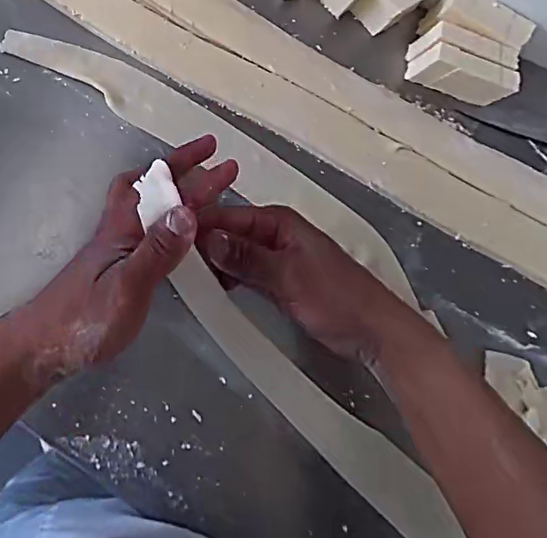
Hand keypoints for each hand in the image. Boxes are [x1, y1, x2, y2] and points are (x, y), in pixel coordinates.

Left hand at [7, 135, 237, 387]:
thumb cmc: (84, 319)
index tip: (214, 150)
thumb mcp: (127, 286)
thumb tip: (188, 210)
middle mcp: (122, 228)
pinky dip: (171, 219)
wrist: (42, 348)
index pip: (160, 184)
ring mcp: (118, 247)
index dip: (187, 165)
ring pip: (153, 206)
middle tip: (219, 166)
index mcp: (125, 225)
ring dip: (179, 193)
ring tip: (206, 191)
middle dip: (188, 173)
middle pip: (157, 188)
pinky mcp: (118, 266)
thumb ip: (157, 250)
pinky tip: (179, 233)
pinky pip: (152, 228)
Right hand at [197, 204, 426, 365]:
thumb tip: (209, 239)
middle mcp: (276, 233)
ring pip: (236, 253)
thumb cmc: (337, 297)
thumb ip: (248, 258)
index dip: (202, 225)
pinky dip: (230, 277)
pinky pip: (246, 272)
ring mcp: (277, 258)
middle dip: (205, 245)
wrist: (374, 331)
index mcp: (280, 221)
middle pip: (231, 233)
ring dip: (216, 263)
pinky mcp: (280, 281)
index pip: (230, 216)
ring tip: (189, 277)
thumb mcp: (288, 276)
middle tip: (176, 262)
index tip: (172, 238)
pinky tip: (215, 289)